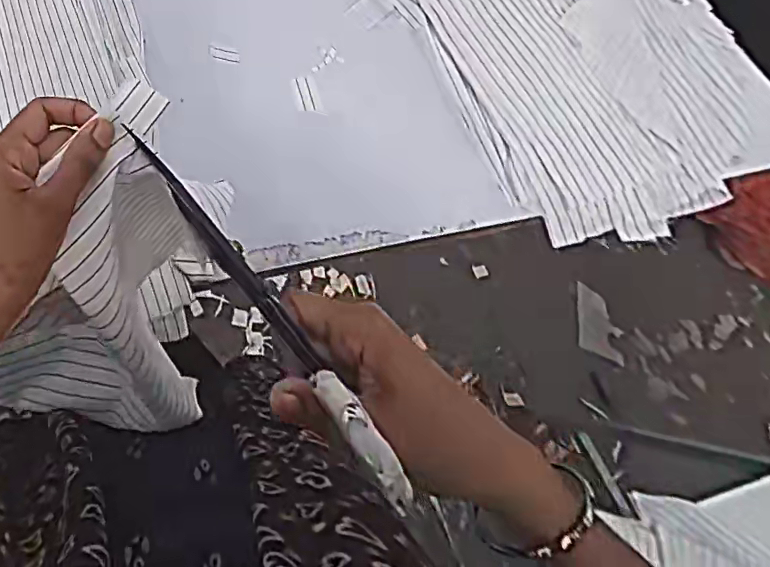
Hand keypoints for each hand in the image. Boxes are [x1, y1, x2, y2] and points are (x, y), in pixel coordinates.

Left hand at [0, 99, 113, 353]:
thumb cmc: (9, 259)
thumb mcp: (55, 203)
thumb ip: (80, 161)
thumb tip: (99, 128)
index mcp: (1, 153)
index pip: (40, 111)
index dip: (73, 112)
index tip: (101, 127)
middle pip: (45, 133)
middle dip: (78, 142)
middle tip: (106, 158)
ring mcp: (3, 183)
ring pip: (45, 158)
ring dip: (71, 166)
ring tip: (94, 184)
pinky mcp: (9, 203)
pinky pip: (39, 180)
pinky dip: (61, 184)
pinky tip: (77, 199)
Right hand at [269, 294, 578, 542]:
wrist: (492, 465)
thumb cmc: (444, 442)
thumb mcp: (366, 431)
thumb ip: (312, 407)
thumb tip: (277, 393)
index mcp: (360, 324)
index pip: (292, 306)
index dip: (280, 340)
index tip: (288, 374)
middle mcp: (364, 322)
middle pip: (301, 331)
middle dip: (302, 370)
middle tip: (325, 408)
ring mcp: (371, 339)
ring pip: (317, 351)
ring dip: (321, 385)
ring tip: (349, 417)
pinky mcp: (376, 356)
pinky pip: (335, 363)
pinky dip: (337, 391)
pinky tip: (359, 417)